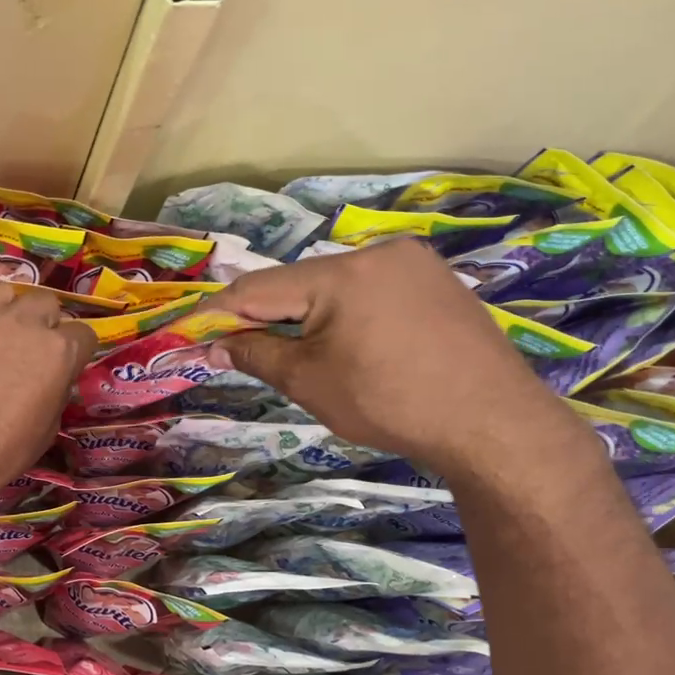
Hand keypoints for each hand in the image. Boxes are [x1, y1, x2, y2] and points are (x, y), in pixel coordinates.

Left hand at [0, 284, 96, 508]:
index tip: (64, 363)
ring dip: (4, 309)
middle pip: (45, 302)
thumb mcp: (47, 430)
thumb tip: (52, 380)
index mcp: (58, 351)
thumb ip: (55, 391)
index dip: (75, 350)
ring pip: (3, 292)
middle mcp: (24, 322)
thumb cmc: (0, 453)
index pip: (83, 334)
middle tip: (27, 347)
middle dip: (42, 322)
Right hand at [209, 238, 584, 474]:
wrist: (490, 422)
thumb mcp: (307, 381)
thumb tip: (215, 345)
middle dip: (258, 314)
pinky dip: (336, 313)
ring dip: (297, 314)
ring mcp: (411, 263)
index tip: (184, 332)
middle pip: (294, 282)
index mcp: (342, 273)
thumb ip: (255, 354)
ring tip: (279, 351)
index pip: (256, 288)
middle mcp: (377, 253)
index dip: (215, 312)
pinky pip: (364, 290)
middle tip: (228, 348)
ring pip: (329, 284)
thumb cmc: (388, 402)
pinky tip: (332, 343)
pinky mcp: (433, 280)